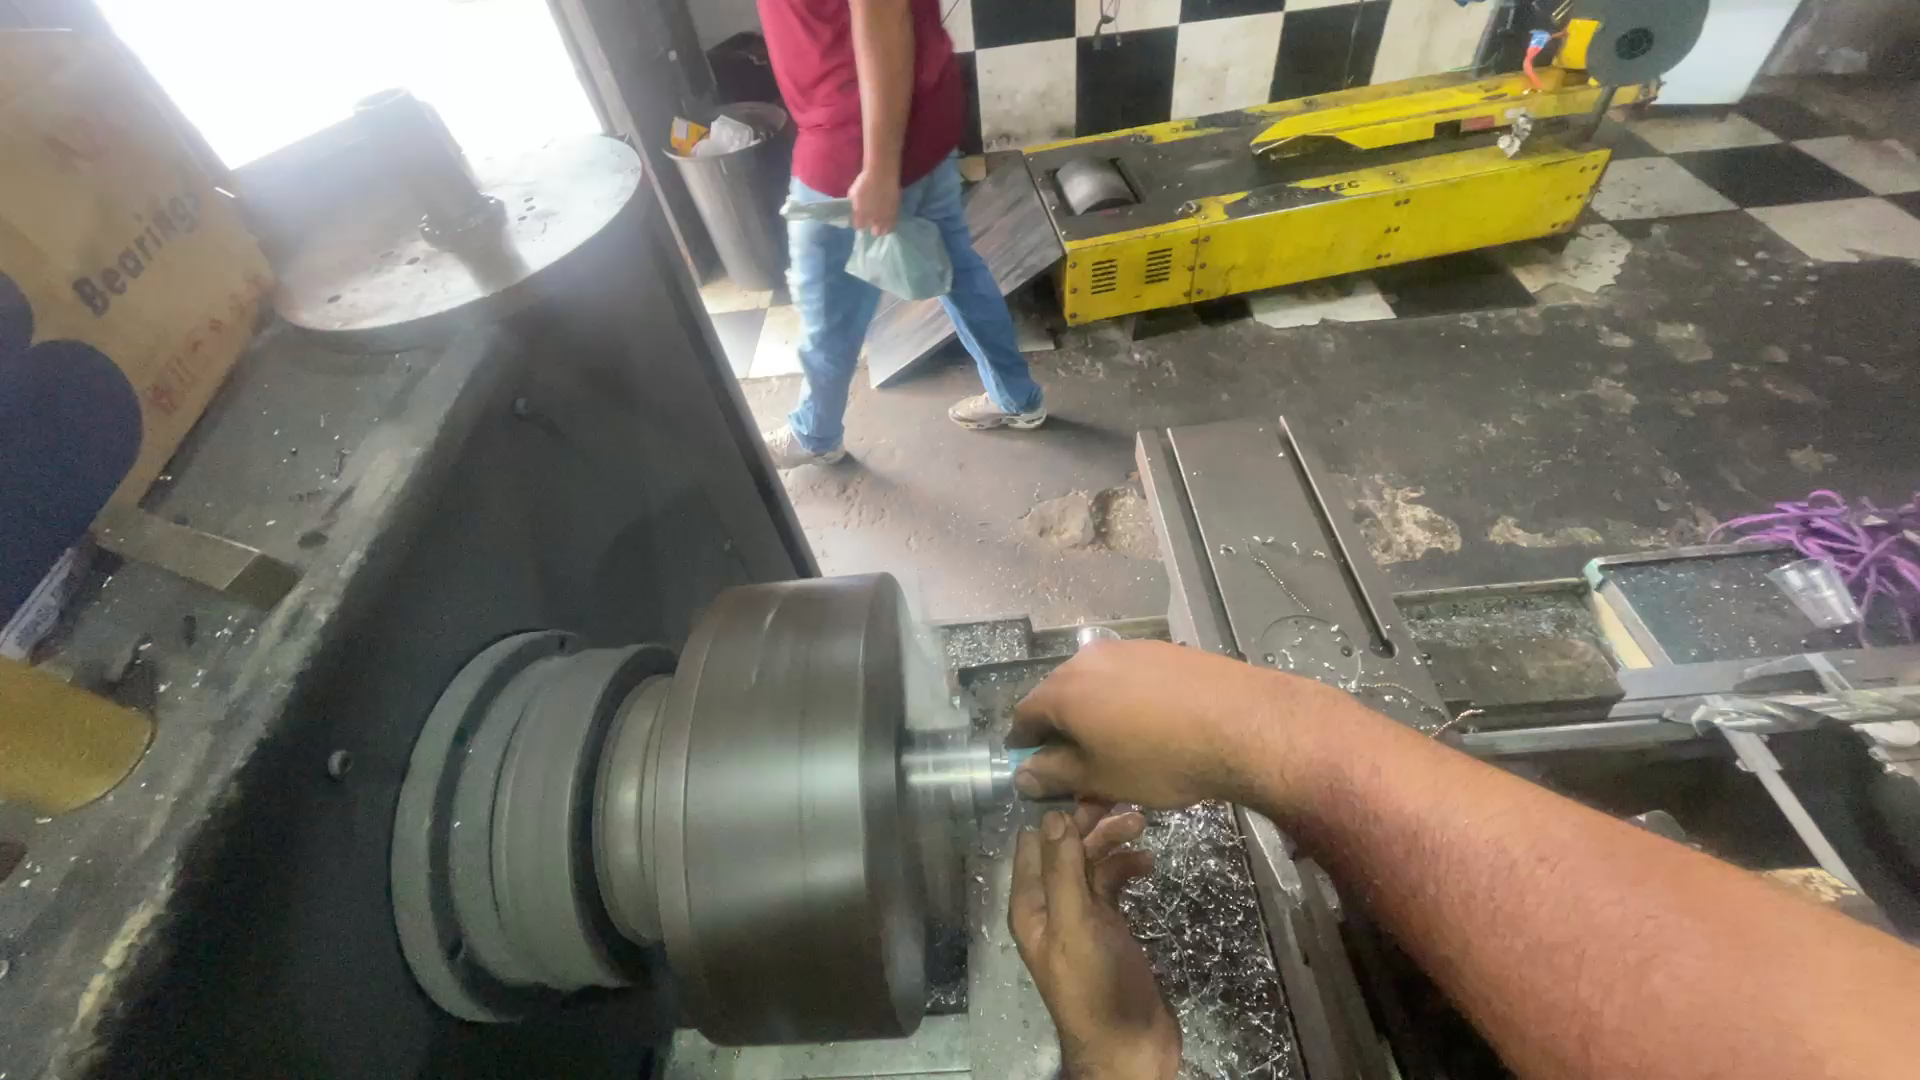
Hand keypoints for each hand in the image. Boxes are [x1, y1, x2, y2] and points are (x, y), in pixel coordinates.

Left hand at [848, 166, 900, 234]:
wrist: (882, 175)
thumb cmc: (865, 181)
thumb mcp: (853, 193)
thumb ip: (853, 204)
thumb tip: (854, 208)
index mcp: (861, 216)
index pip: (858, 227)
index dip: (859, 222)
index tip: (860, 218)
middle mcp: (873, 221)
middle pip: (874, 232)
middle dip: (872, 227)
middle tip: (872, 220)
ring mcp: (885, 219)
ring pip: (884, 231)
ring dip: (882, 228)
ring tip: (881, 222)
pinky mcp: (895, 214)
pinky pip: (893, 225)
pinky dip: (890, 223)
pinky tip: (888, 218)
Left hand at [1011, 802, 1178, 1079]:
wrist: (1131, 1048)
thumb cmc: (1093, 986)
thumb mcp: (1073, 924)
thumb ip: (1061, 870)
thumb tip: (1051, 815)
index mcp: (1031, 902)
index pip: (1035, 842)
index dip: (1056, 813)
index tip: (1084, 784)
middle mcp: (1051, 902)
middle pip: (1066, 847)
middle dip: (1089, 822)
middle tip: (1121, 798)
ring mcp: (1082, 911)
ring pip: (1092, 860)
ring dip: (1112, 839)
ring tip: (1140, 821)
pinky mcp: (1109, 922)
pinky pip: (1113, 881)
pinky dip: (1127, 865)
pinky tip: (1147, 860)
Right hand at [1012, 639, 1336, 809]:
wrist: (1241, 724)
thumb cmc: (1159, 759)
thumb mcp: (1100, 778)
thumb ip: (1054, 774)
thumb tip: (1022, 774)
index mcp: (1062, 690)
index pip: (1024, 714)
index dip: (1024, 743)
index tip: (1033, 766)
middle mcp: (1086, 659)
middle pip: (1059, 695)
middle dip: (1062, 729)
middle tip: (1079, 763)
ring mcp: (1126, 649)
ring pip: (1095, 684)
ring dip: (1095, 713)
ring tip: (1119, 746)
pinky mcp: (1160, 650)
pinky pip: (1128, 677)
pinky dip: (1126, 700)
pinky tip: (1151, 724)